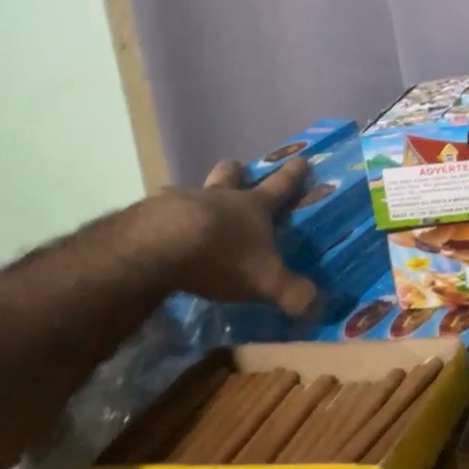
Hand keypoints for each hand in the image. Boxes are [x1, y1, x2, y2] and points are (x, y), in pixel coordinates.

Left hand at [136, 160, 317, 317]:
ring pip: (195, 190)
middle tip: (239, 173)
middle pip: (231, 174)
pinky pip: (161, 212)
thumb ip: (293, 293)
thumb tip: (319, 308)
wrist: (161, 246)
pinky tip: (161, 236)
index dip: (293, 173)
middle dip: (237, 172)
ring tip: (196, 210)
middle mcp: (221, 197)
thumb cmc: (222, 255)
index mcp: (253, 206)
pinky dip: (165, 220)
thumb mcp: (265, 280)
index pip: (280, 184)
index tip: (302, 159)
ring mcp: (183, 202)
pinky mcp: (150, 215)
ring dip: (199, 197)